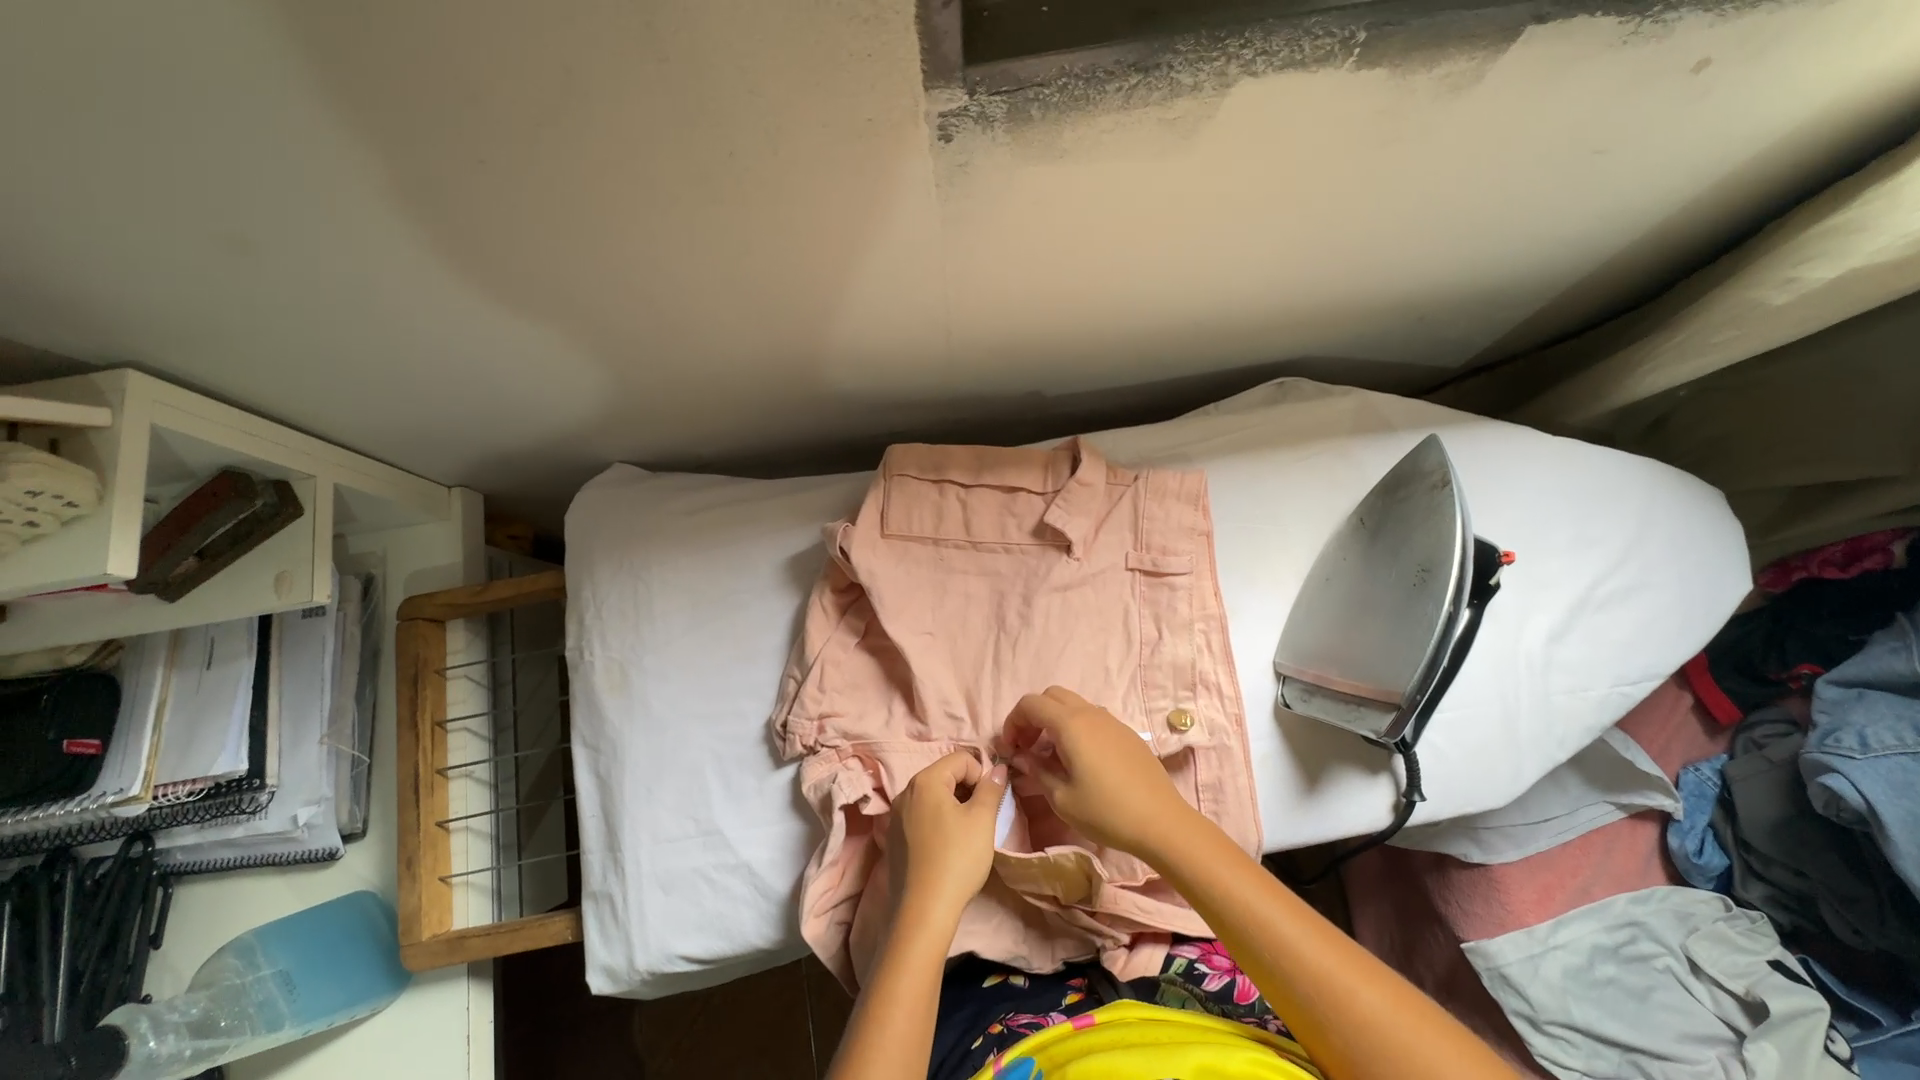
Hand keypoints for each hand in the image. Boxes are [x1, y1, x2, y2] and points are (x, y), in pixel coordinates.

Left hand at [888, 752, 1008, 914]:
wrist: (925, 909)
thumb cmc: (958, 858)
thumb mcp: (983, 820)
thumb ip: (991, 788)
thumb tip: (998, 769)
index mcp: (925, 781)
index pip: (961, 759)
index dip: (981, 775)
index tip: (990, 802)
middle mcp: (905, 792)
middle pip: (944, 775)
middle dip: (967, 790)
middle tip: (981, 818)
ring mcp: (895, 816)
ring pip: (932, 798)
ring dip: (953, 807)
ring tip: (966, 834)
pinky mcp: (893, 839)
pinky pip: (920, 817)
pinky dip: (937, 823)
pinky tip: (947, 848)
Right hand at [1000, 687, 1197, 857]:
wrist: (1162, 823)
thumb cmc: (1106, 812)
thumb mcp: (1061, 797)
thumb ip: (1036, 770)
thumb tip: (1020, 756)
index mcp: (1071, 724)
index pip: (1030, 704)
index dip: (1012, 722)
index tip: (1010, 750)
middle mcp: (1091, 713)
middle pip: (1051, 696)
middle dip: (1032, 717)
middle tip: (1027, 748)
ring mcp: (1112, 721)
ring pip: (1073, 705)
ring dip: (1054, 722)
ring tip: (1051, 757)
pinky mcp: (1126, 734)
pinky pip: (1092, 719)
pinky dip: (1075, 729)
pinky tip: (1078, 761)